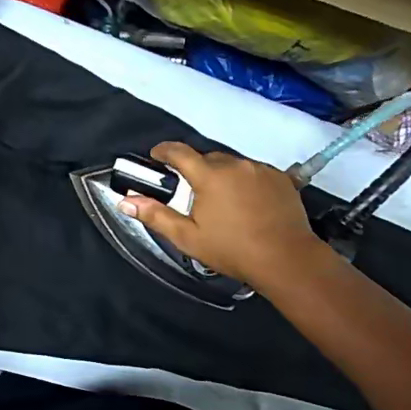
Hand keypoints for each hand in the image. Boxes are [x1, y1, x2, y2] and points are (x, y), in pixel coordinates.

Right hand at [119, 142, 327, 290]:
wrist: (285, 258)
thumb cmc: (232, 250)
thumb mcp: (187, 237)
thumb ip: (155, 215)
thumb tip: (125, 201)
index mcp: (209, 176)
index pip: (179, 151)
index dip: (164, 151)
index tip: (156, 156)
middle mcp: (236, 164)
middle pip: (208, 158)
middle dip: (196, 170)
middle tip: (191, 192)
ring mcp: (261, 169)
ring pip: (233, 164)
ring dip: (223, 176)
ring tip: (222, 202)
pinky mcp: (281, 178)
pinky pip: (255, 172)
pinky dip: (246, 181)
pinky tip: (247, 203)